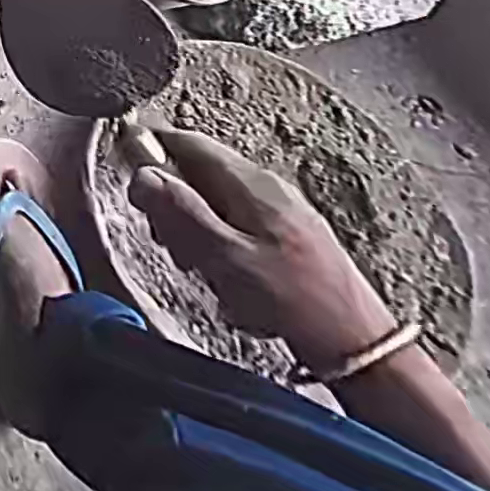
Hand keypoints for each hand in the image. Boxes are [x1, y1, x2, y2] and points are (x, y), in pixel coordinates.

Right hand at [127, 129, 397, 372]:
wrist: (362, 349)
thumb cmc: (294, 302)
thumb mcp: (225, 256)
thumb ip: (179, 209)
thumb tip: (142, 172)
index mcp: (251, 183)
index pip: (185, 141)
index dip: (148, 149)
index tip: (127, 176)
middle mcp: (265, 185)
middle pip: (192, 169)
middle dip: (166, 197)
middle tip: (166, 237)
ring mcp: (277, 207)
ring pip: (206, 194)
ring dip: (186, 221)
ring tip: (195, 259)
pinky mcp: (283, 230)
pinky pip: (226, 216)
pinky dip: (209, 235)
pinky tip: (217, 267)